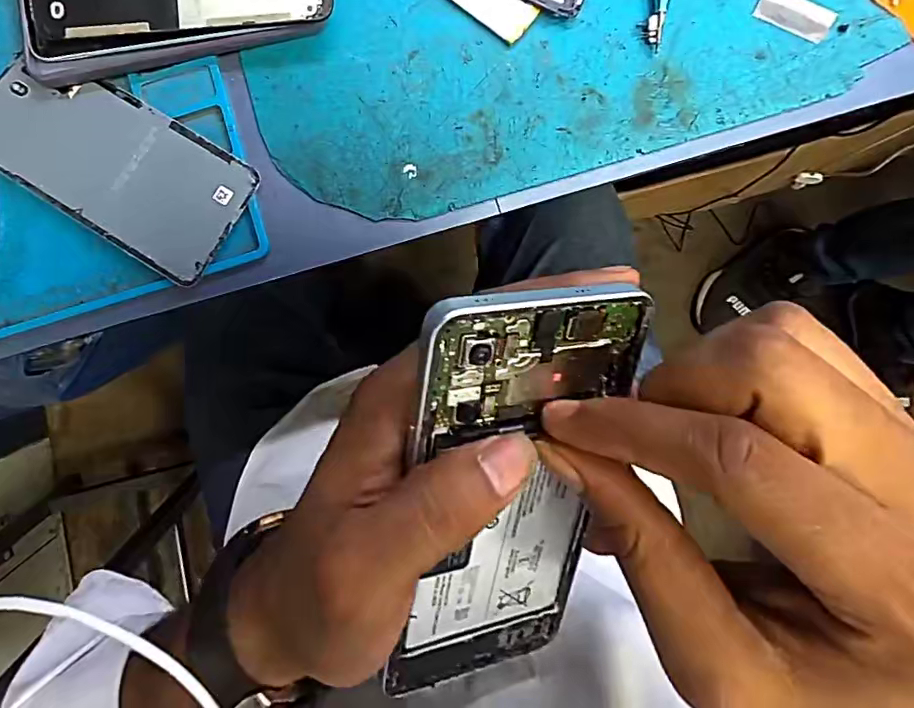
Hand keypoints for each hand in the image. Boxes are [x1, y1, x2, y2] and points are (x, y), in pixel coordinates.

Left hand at [225, 266, 640, 689]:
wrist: (287, 623)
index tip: (592, 290)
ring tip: (620, 369)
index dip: (525, 304)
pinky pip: (499, 428)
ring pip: (498, 387)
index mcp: (391, 402)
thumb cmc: (317, 591)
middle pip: (488, 349)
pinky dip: (542, 420)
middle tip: (626, 326)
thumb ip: (434, 506)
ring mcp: (427, 432)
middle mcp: (412, 403)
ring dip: (554, 374)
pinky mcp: (442, 462)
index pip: (460, 330)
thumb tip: (516, 449)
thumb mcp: (369, 559)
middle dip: (554, 330)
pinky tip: (583, 431)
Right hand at [539, 303, 913, 707]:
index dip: (640, 429)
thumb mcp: (714, 666)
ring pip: (789, 339)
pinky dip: (735, 362)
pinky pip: (805, 343)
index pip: (745, 462)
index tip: (570, 421)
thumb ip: (642, 549)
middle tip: (632, 428)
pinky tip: (718, 414)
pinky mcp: (905, 425)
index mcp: (912, 598)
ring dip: (705, 368)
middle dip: (677, 385)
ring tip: (676, 424)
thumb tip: (567, 450)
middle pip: (776, 369)